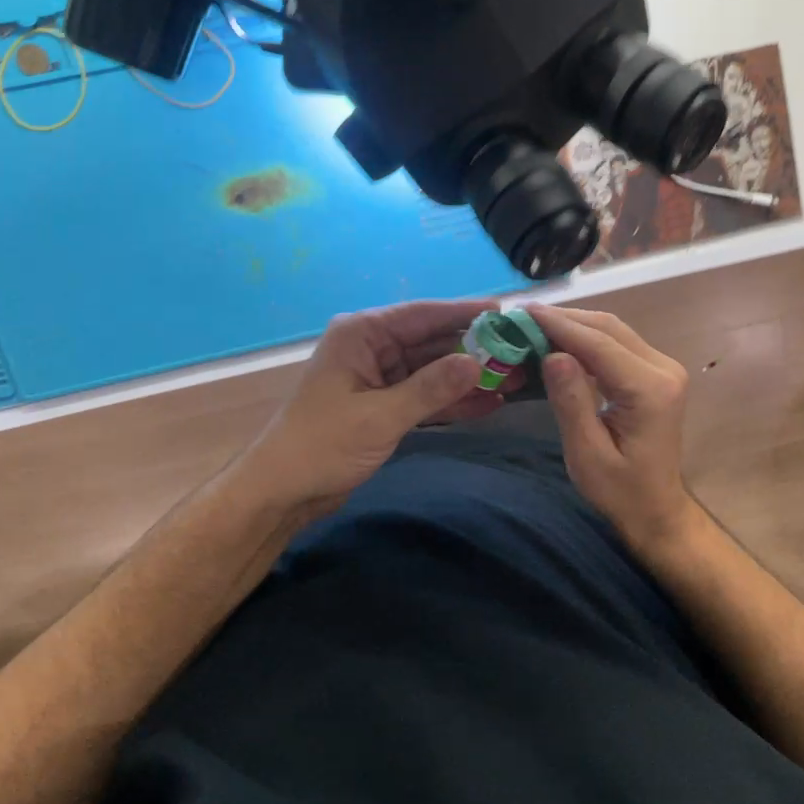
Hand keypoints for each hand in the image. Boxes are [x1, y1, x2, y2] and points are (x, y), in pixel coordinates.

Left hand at [237, 301, 498, 510]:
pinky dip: (453, 401)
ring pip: (433, 369)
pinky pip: (426, 396)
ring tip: (517, 379)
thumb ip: (431, 389)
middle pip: (433, 341)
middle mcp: (372, 348)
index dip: (466, 312)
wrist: (282, 492)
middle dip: (476, 348)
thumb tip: (478, 363)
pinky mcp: (384, 406)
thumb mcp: (380, 417)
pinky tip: (489, 403)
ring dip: (470, 377)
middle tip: (522, 352)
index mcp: (362, 335)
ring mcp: (379, 378)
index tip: (507, 312)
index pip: (423, 314)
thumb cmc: (322, 446)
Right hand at [528, 304, 697, 546]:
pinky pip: (618, 344)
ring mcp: (664, 368)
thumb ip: (571, 401)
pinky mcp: (657, 372)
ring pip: (614, 331)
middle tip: (521, 316)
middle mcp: (664, 370)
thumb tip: (551, 354)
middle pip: (609, 328)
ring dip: (575, 325)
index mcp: (650, 390)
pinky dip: (587, 338)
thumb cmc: (620, 490)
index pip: (599, 344)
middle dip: (565, 319)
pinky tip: (560, 340)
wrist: (656, 508)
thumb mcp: (586, 454)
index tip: (523, 312)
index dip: (560, 325)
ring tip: (534, 324)